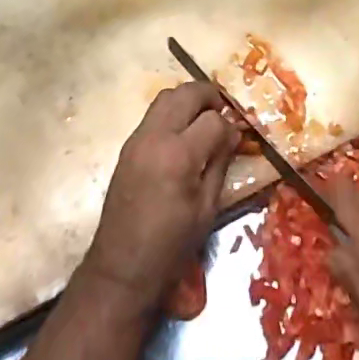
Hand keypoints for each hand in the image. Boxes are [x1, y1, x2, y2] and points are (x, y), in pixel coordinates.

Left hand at [80, 82, 239, 312]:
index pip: (213, 120)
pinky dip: (172, 112)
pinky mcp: (127, 145)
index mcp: (178, 155)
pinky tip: (184, 133)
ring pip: (166, 96)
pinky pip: (153, 114)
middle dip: (210, 97)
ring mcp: (138, 138)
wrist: (121, 266)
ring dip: (188, 100)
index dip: (229, 127)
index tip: (237, 139)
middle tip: (224, 112)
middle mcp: (155, 137)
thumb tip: (231, 134)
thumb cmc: (170, 245)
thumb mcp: (206, 208)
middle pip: (186, 93)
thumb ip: (219, 163)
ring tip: (204, 118)